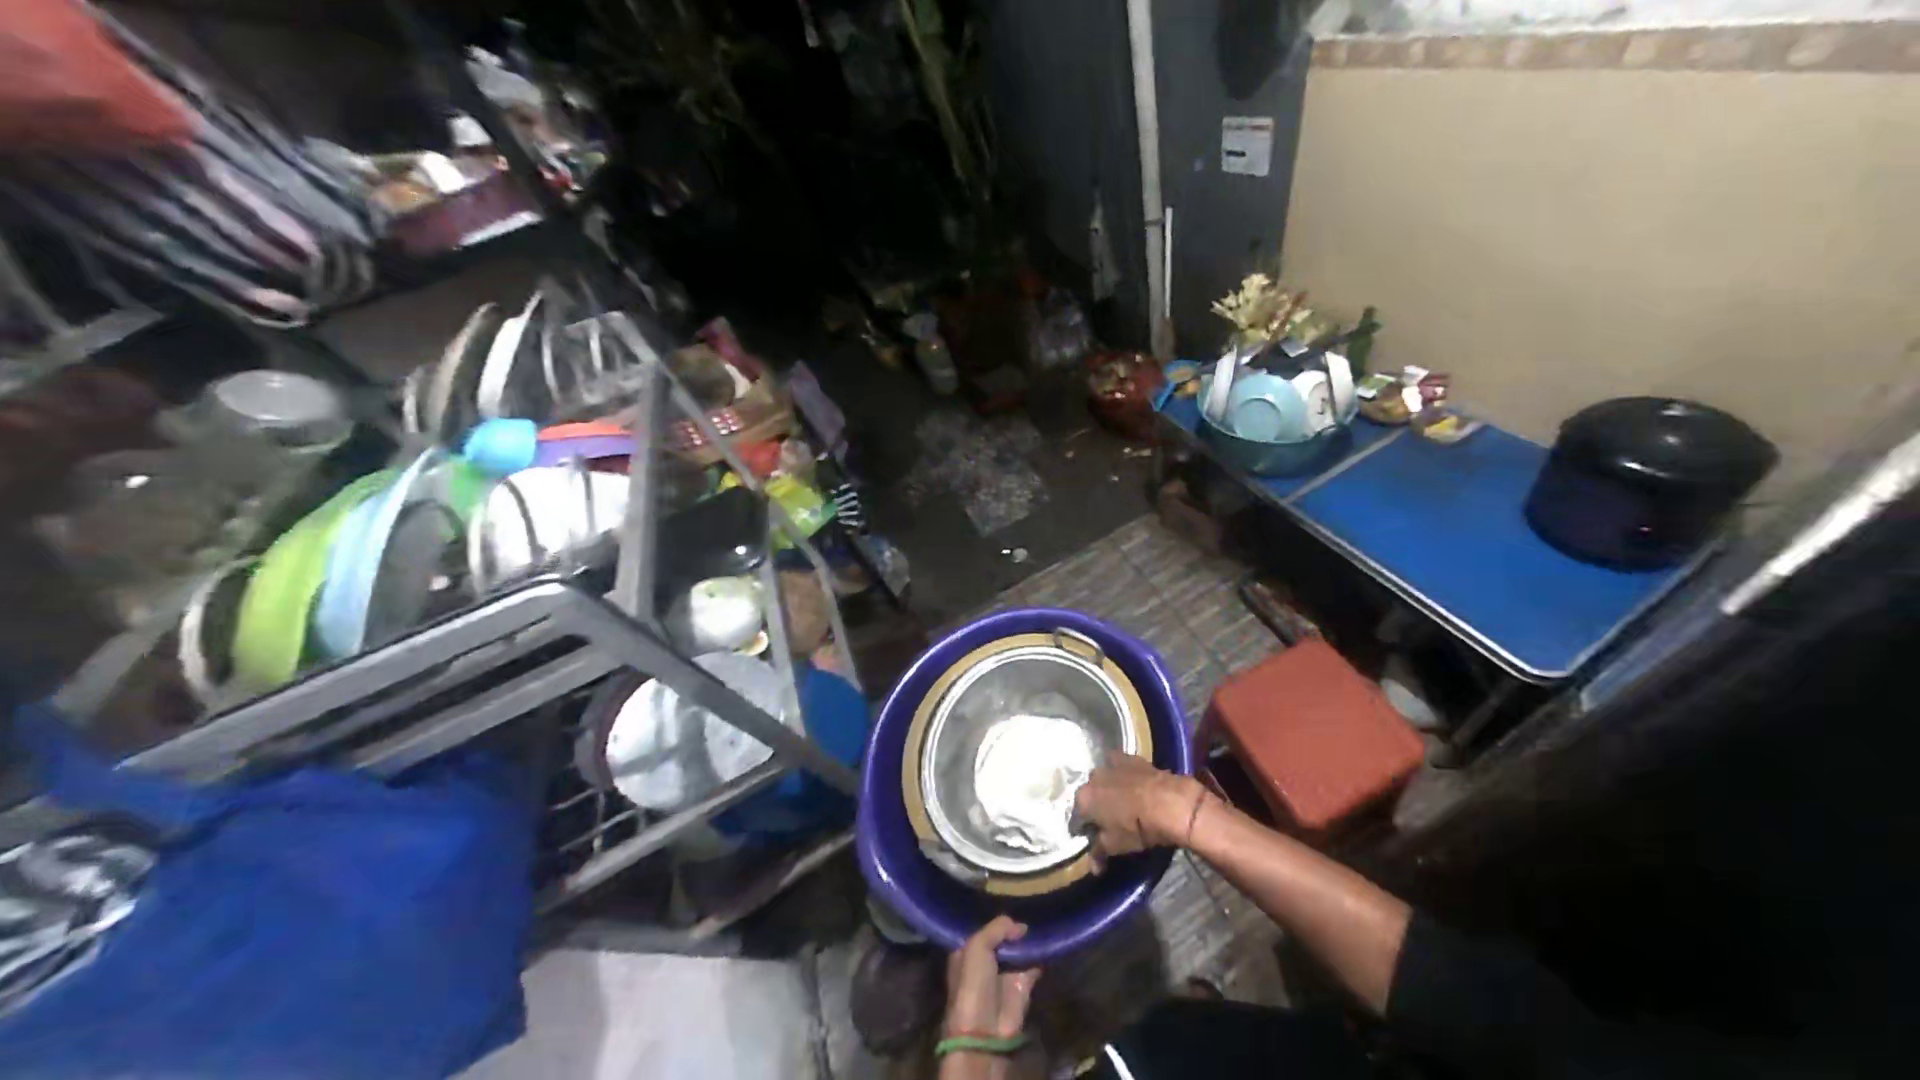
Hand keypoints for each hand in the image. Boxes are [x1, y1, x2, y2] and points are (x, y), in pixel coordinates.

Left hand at [944, 916, 1039, 1040]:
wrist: (986, 1027)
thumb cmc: (973, 982)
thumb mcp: (977, 946)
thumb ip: (998, 928)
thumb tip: (1022, 927)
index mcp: (968, 950)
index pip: (983, 928)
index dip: (996, 920)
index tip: (1010, 904)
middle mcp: (986, 959)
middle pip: (1003, 937)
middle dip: (1015, 927)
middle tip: (1031, 910)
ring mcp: (1005, 971)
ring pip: (1019, 949)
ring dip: (1029, 939)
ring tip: (1043, 919)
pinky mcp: (1023, 983)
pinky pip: (1034, 963)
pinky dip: (1040, 954)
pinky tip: (1048, 939)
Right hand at [1073, 751, 1208, 860]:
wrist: (1168, 802)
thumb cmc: (1137, 827)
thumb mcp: (1116, 846)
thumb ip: (1099, 853)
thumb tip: (1093, 867)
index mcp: (1083, 800)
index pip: (1076, 817)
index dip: (1084, 828)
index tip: (1093, 836)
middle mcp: (1091, 778)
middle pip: (1089, 794)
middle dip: (1095, 805)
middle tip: (1109, 820)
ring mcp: (1109, 764)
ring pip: (1103, 778)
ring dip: (1108, 788)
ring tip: (1123, 801)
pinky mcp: (1128, 757)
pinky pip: (1119, 766)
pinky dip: (1122, 774)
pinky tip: (1132, 784)